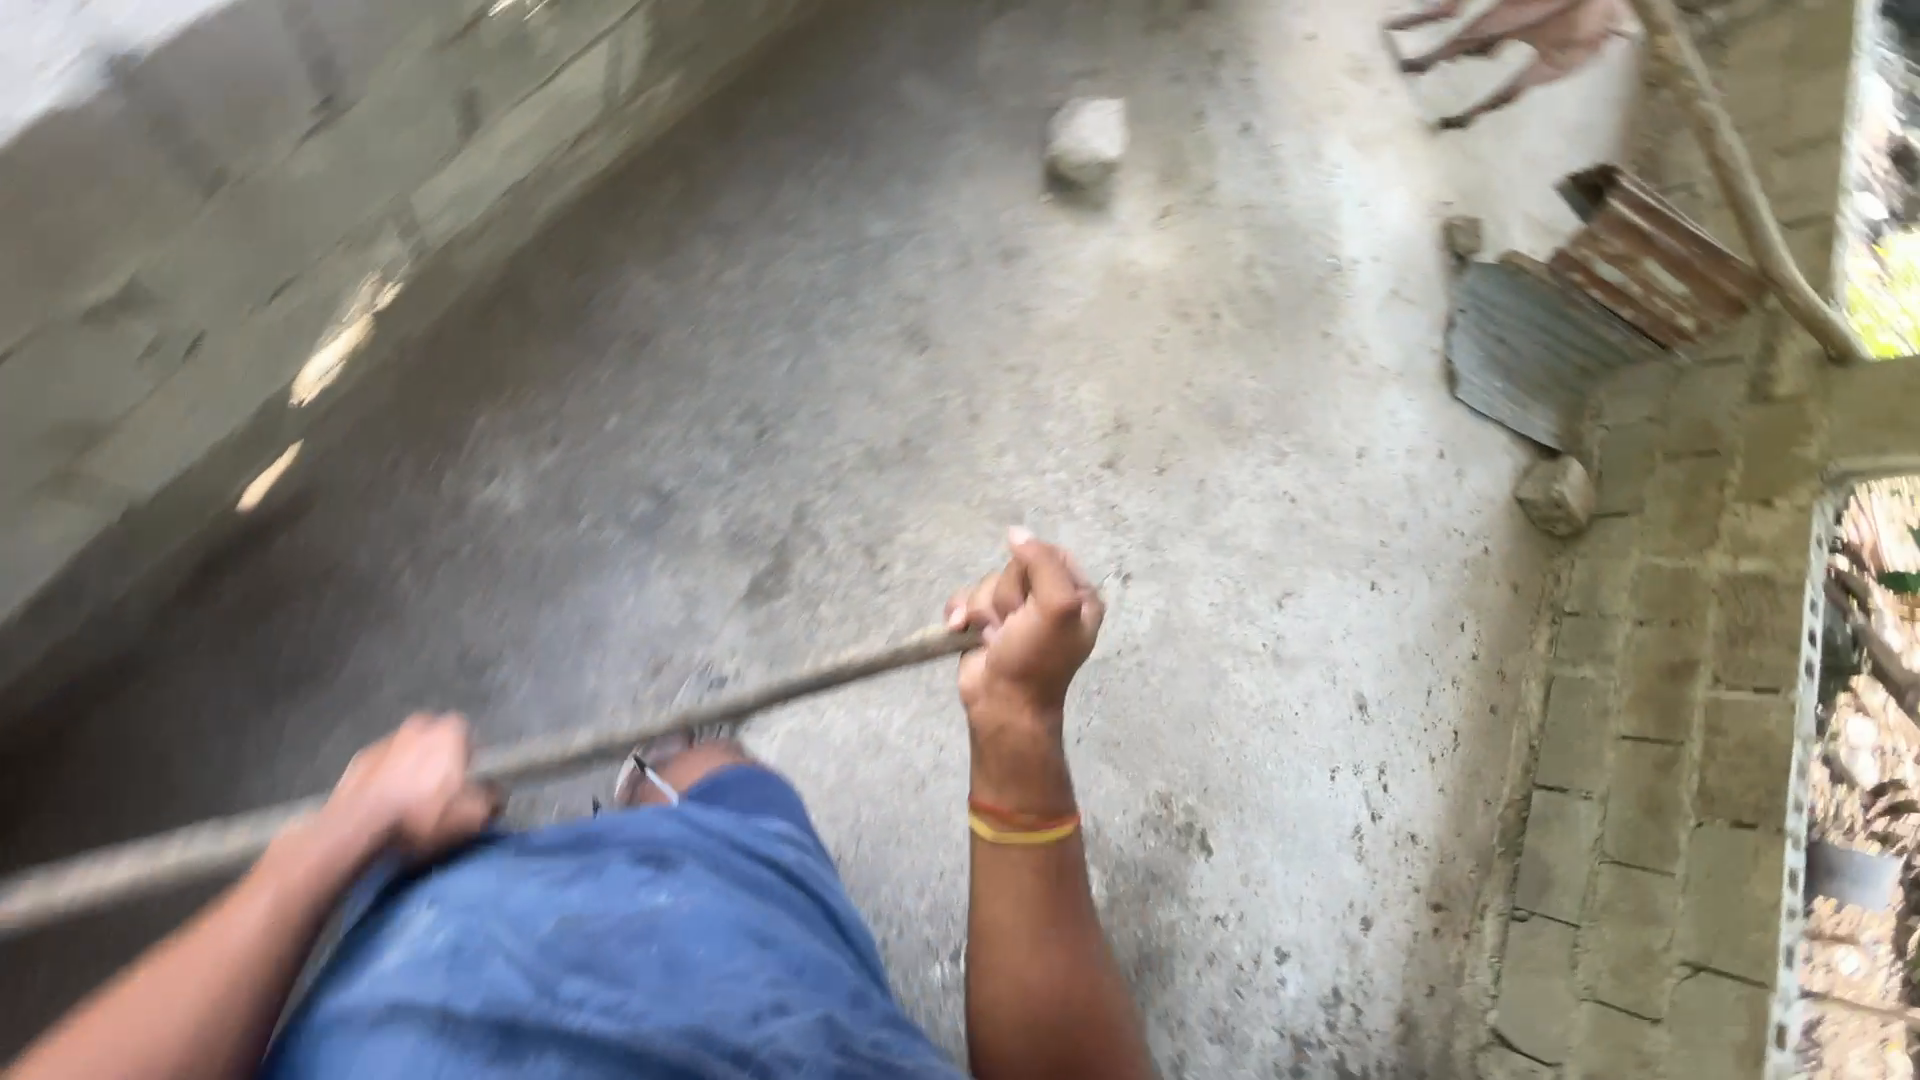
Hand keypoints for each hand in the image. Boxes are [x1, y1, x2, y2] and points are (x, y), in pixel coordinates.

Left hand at [323, 713, 499, 858]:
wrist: (355, 832)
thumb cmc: (422, 815)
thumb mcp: (475, 815)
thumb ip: (494, 798)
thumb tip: (494, 793)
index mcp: (449, 730)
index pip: (469, 732)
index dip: (470, 755)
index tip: (467, 778)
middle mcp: (417, 726)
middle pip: (435, 737)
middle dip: (439, 756)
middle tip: (439, 787)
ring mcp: (382, 742)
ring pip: (406, 751)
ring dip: (410, 767)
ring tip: (409, 800)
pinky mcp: (354, 763)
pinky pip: (380, 767)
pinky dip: (385, 780)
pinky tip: (385, 805)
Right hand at [944, 529, 1102, 810]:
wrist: (1002, 704)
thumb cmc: (1036, 660)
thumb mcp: (1056, 607)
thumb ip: (1042, 562)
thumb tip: (1016, 532)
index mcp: (1077, 596)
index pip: (1051, 554)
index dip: (1033, 567)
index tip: (1031, 595)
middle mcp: (1048, 601)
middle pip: (1015, 567)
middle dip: (1006, 595)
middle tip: (1012, 625)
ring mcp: (1015, 614)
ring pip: (987, 583)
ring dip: (982, 609)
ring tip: (991, 636)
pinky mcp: (985, 624)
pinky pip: (966, 599)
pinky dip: (959, 613)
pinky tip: (960, 629)